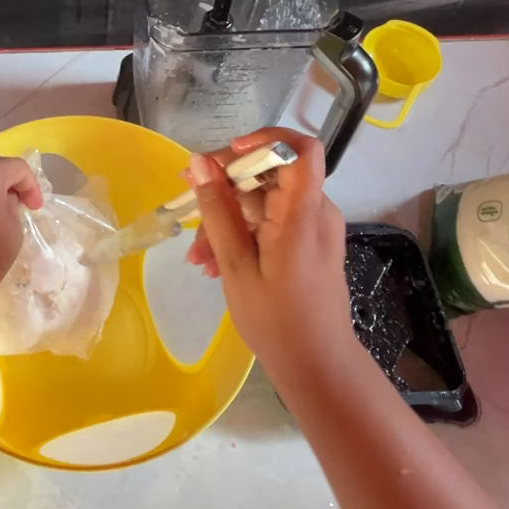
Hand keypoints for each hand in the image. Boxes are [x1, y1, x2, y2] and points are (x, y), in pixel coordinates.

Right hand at [185, 127, 354, 374]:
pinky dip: (244, 232)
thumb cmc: (276, 321)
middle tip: (189, 209)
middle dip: (225, 189)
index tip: (227, 156)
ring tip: (199, 256)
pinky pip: (272, 219)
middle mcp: (316, 211)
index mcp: (302, 214)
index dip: (264, 139)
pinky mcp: (309, 241)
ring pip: (265, 199)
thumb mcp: (235, 265)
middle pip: (270, 173)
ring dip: (228, 218)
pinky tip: (217, 261)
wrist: (319, 368)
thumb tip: (199, 162)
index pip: (300, 149)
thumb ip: (217, 210)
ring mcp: (315, 226)